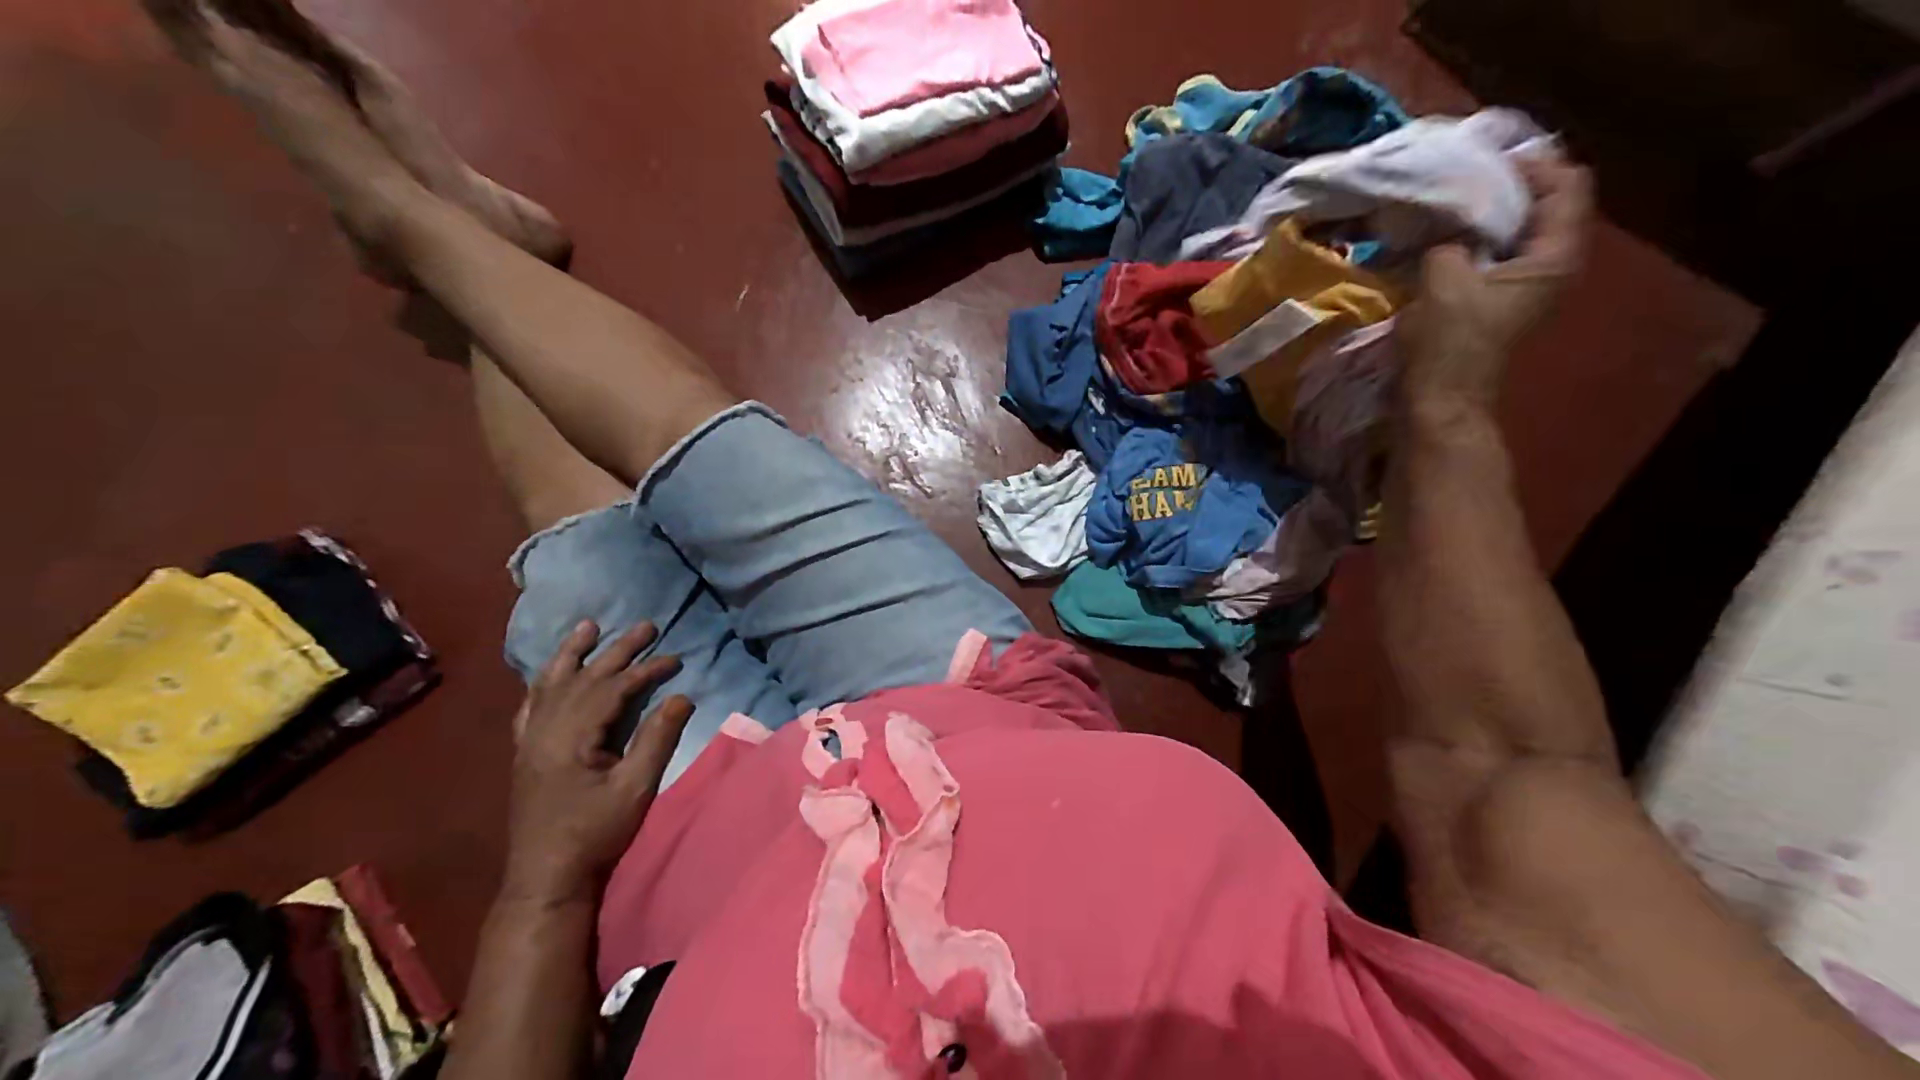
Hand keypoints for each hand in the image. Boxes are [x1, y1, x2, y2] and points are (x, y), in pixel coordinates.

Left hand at [501, 620, 692, 904]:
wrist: (544, 878)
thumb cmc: (594, 833)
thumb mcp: (635, 788)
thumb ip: (657, 739)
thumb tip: (682, 696)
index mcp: (571, 735)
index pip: (614, 688)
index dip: (647, 670)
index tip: (676, 659)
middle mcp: (546, 729)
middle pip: (584, 676)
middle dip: (618, 649)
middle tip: (646, 625)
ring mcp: (531, 739)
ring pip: (552, 683)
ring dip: (573, 653)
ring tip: (588, 626)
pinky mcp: (526, 752)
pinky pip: (532, 705)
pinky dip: (543, 681)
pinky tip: (550, 673)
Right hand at [1396, 156, 1592, 408]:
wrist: (1439, 399)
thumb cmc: (1448, 341)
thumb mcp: (1443, 278)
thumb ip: (1449, 237)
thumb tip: (1446, 220)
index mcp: (1554, 255)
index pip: (1566, 184)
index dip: (1532, 163)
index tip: (1485, 157)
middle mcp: (1550, 264)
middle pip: (1542, 204)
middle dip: (1506, 185)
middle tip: (1464, 173)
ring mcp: (1524, 285)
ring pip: (1515, 229)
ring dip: (1485, 213)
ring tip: (1449, 201)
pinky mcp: (1496, 300)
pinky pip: (1493, 253)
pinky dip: (1472, 239)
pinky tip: (1442, 237)